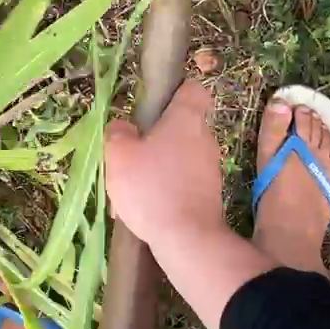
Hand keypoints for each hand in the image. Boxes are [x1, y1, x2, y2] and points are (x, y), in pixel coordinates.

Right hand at [104, 81, 225, 248]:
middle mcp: (205, 137)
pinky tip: (146, 208)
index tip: (154, 105)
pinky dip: (167, 189)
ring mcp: (211, 167)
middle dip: (158, 137)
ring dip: (160, 166)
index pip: (192, 89)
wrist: (188, 240)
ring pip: (181, 156)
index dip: (175, 91)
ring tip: (133, 187)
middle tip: (133, 152)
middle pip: (182, 125)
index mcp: (186, 118)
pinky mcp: (210, 195)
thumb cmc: (152, 187)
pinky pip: (184, 182)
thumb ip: (118, 132)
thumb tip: (124, 127)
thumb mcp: (119, 155)